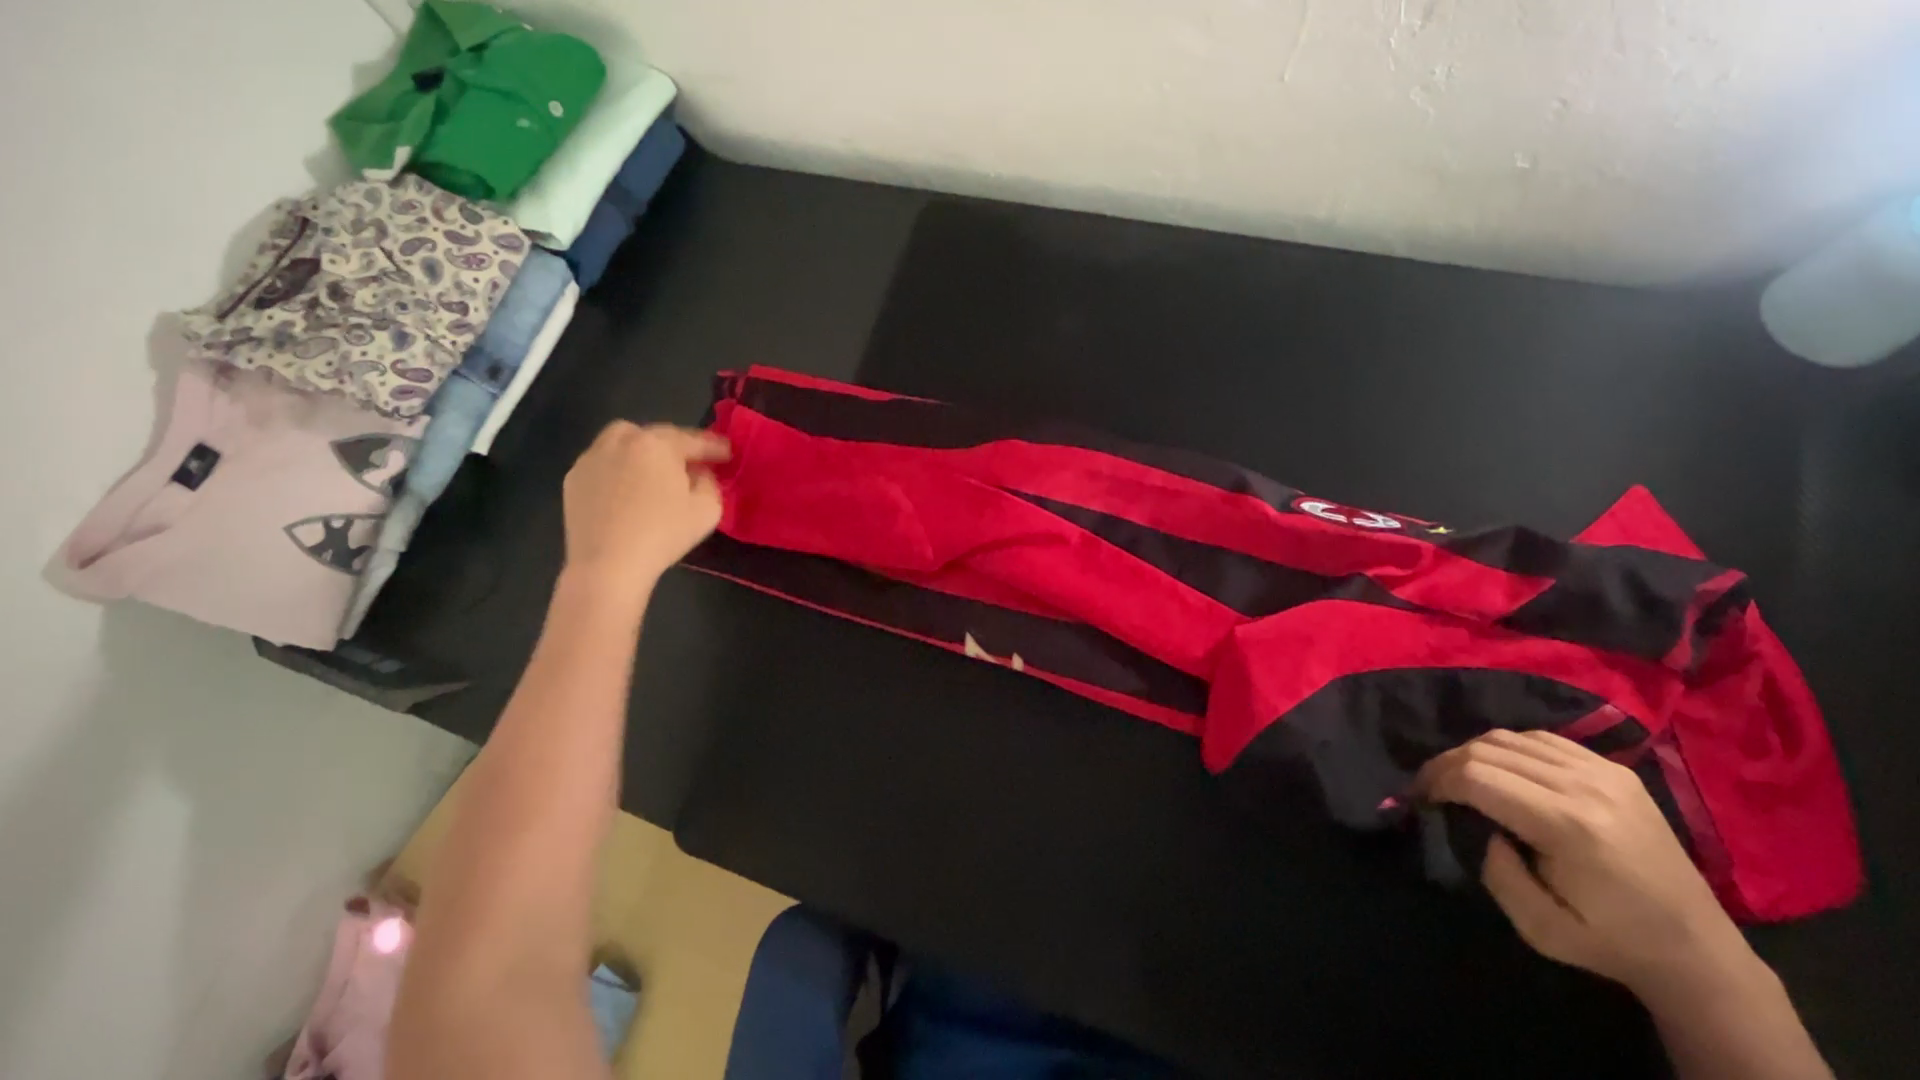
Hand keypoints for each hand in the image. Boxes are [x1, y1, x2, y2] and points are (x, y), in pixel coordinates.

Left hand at [561, 421, 730, 600]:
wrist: (607, 566)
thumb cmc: (663, 535)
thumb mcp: (707, 510)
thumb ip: (710, 483)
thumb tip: (699, 473)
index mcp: (657, 444)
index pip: (692, 440)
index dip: (713, 447)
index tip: (727, 453)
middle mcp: (621, 441)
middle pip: (653, 434)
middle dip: (674, 445)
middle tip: (687, 464)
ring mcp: (592, 458)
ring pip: (621, 442)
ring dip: (641, 451)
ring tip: (652, 472)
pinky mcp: (573, 479)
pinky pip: (602, 464)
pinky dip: (616, 469)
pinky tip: (624, 491)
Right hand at [1415, 730, 1755, 998]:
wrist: (1694, 946)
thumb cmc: (1611, 942)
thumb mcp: (1538, 926)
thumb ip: (1495, 871)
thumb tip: (1478, 827)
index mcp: (1569, 825)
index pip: (1478, 775)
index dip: (1436, 781)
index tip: (1418, 800)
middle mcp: (1587, 785)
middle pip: (1490, 748)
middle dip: (1446, 764)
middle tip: (1429, 789)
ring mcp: (1606, 772)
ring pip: (1514, 737)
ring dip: (1475, 753)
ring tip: (1460, 779)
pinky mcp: (1616, 770)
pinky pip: (1545, 739)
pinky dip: (1510, 749)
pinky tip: (1503, 773)